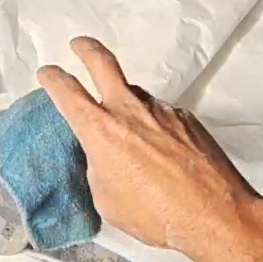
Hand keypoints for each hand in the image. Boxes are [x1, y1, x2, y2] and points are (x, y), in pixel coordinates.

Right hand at [38, 36, 262, 252]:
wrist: (216, 216)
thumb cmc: (154, 215)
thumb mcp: (106, 198)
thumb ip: (97, 165)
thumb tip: (104, 154)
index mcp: (100, 129)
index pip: (65, 90)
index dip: (51, 78)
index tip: (46, 73)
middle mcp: (128, 109)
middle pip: (101, 61)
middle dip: (85, 48)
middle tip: (78, 45)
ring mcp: (160, 109)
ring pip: (135, 94)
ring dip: (127, 104)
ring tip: (133, 135)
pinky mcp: (186, 117)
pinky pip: (162, 114)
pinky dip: (155, 125)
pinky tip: (164, 151)